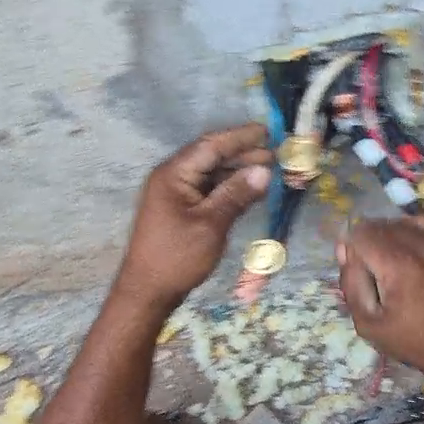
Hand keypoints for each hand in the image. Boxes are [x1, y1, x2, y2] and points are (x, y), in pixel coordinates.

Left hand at [116, 124, 271, 310]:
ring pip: (211, 173)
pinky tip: (250, 190)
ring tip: (268, 170)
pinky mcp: (181, 210)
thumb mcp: (211, 224)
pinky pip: (208, 190)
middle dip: (242, 153)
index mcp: (174, 174)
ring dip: (238, 171)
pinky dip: (230, 188)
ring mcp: (175, 194)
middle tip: (275, 153)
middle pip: (211, 157)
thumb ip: (237, 194)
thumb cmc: (177, 257)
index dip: (240, 137)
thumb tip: (263, 170)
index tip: (267, 131)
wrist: (148, 291)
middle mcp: (172, 177)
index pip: (211, 146)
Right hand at [338, 215, 423, 386]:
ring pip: (401, 221)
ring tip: (390, 261)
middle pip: (380, 225)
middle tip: (372, 271)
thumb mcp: (367, 323)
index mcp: (398, 266)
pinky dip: (411, 228)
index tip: (356, 271)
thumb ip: (351, 282)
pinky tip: (408, 247)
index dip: (351, 249)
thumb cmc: (411, 340)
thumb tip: (344, 248)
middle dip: (368, 242)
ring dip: (388, 234)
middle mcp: (421, 247)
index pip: (361, 233)